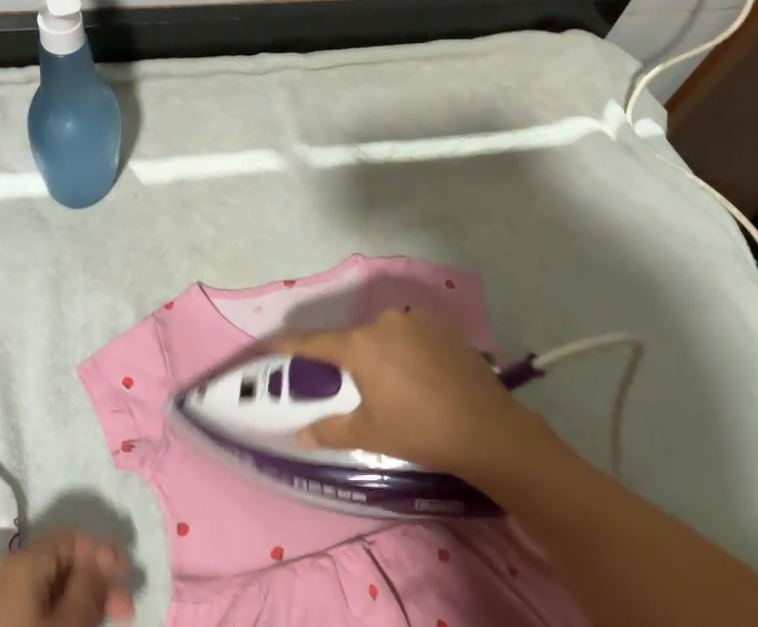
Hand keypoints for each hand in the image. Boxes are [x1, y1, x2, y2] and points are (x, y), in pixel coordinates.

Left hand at [0, 530, 134, 626]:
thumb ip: (90, 586)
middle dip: (92, 582)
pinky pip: (24, 607)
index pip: (70, 538)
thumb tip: (100, 560)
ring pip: (41, 588)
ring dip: (74, 600)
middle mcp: (0, 574)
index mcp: (21, 564)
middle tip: (122, 609)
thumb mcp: (69, 624)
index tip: (125, 579)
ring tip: (99, 622)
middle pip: (56, 564)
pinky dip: (50, 613)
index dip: (102, 553)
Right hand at [270, 309, 551, 483]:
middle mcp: (385, 323)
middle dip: (346, 359)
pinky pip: (413, 336)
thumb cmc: (418, 430)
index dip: (290, 345)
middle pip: (353, 339)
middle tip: (348, 385)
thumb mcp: (369, 434)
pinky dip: (407, 351)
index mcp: (360, 345)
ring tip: (392, 385)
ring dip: (380, 354)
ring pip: (385, 335)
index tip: (272, 344)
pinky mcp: (444, 328)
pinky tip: (419, 377)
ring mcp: (417, 321)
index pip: (314, 342)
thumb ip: (331, 430)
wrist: (485, 427)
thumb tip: (303, 435)